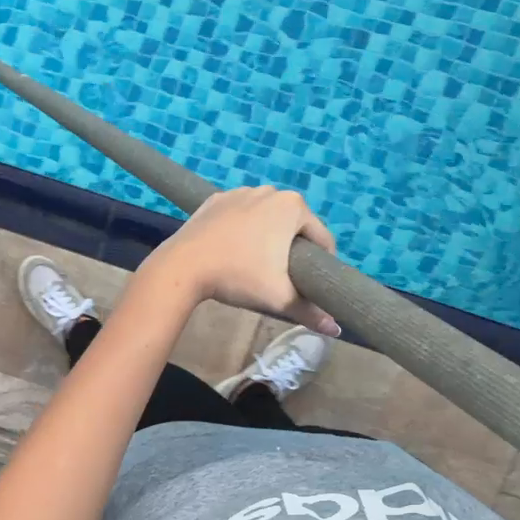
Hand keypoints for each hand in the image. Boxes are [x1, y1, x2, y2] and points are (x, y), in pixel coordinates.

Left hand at [142, 185, 339, 336]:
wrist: (184, 266)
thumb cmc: (238, 276)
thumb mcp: (279, 297)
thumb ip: (310, 312)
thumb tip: (335, 328)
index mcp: (293, 206)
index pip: (321, 238)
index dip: (321, 263)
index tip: (311, 283)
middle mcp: (269, 191)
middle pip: (293, 225)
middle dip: (292, 249)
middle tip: (281, 276)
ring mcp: (240, 192)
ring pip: (265, 218)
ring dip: (267, 237)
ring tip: (256, 264)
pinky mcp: (215, 199)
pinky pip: (238, 216)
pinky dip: (240, 230)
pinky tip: (232, 250)